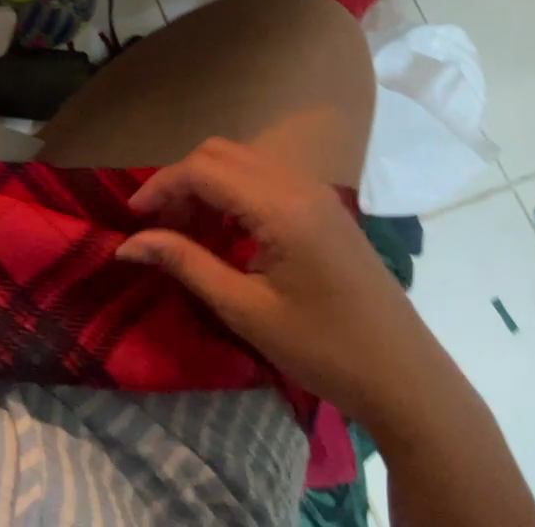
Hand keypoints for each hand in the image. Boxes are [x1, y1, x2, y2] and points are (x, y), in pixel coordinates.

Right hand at [115, 138, 459, 428]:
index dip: (159, 188)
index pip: (201, 170)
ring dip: (205, 183)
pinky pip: (264, 176)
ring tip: (187, 231)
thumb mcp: (244, 309)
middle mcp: (300, 186)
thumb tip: (126, 244)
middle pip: (218, 153)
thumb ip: (184, 263)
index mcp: (281, 208)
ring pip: (241, 159)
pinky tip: (226, 232)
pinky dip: (232, 191)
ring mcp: (318, 194)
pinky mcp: (326, 209)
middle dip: (180, 181)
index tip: (132, 221)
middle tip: (160, 226)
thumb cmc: (323, 349)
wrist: (408, 381)